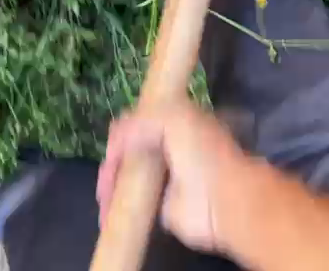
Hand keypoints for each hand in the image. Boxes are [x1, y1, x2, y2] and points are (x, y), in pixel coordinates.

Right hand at [95, 101, 260, 254]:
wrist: (223, 200)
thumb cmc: (202, 153)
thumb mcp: (174, 118)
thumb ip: (141, 121)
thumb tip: (115, 134)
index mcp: (174, 120)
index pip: (139, 121)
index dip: (122, 131)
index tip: (111, 145)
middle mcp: (167, 146)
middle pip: (129, 149)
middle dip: (113, 161)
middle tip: (106, 177)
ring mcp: (163, 176)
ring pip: (126, 176)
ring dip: (111, 184)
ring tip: (105, 195)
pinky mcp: (160, 205)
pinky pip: (131, 202)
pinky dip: (116, 205)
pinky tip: (108, 210)